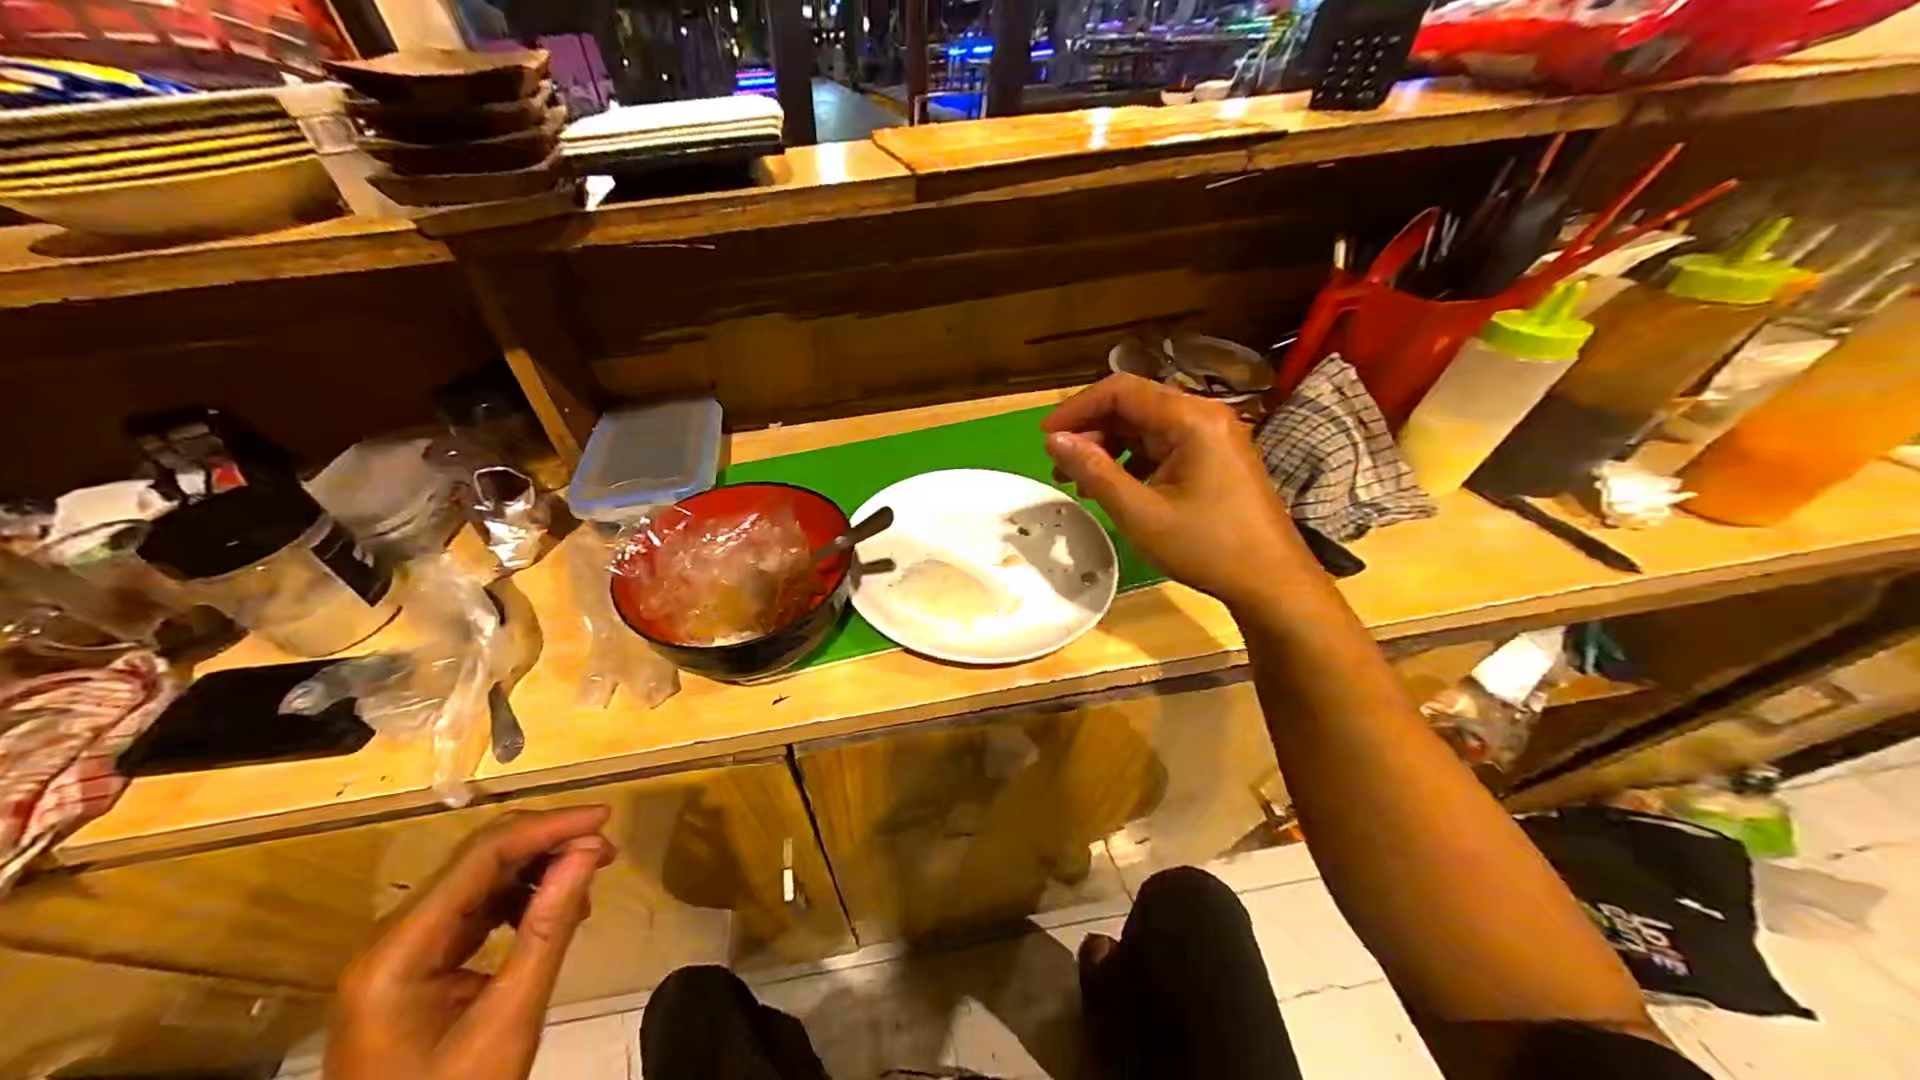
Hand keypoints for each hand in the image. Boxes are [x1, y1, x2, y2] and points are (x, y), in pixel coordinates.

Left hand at [325, 806, 616, 1079]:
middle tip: (606, 849)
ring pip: (479, 879)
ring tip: (590, 877)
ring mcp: (400, 952)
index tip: (605, 817)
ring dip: (538, 869)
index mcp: (397, 952)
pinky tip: (555, 910)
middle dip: (546, 843)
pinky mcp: (415, 966)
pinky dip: (521, 898)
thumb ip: (550, 928)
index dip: (548, 827)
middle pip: (477, 860)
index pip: (482, 857)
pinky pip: (475, 910)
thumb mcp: (510, 1019)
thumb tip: (590, 850)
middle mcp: (390, 939)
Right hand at [1043, 374, 1312, 606]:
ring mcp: (1215, 435)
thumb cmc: (1205, 547)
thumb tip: (1054, 440)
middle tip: (1060, 465)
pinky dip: (1135, 459)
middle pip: (1135, 404)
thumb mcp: (1140, 512)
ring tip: (1081, 481)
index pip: (1121, 391)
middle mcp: (1205, 416)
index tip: (1045, 437)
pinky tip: (1116, 487)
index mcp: (1190, 420)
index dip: (1077, 409)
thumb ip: (1094, 471)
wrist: (1271, 581)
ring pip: (1148, 425)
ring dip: (1111, 446)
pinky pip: (1166, 444)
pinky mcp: (1218, 456)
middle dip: (1092, 429)